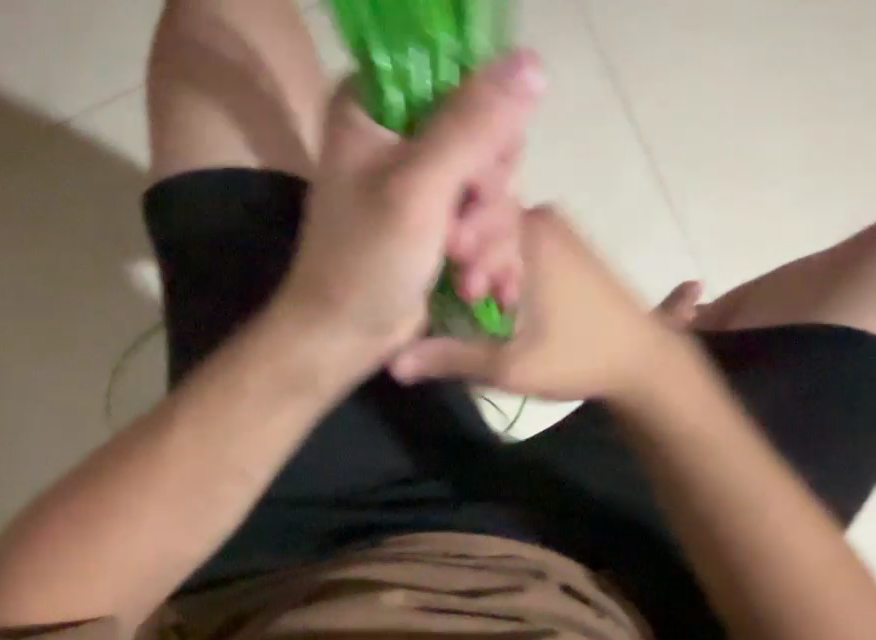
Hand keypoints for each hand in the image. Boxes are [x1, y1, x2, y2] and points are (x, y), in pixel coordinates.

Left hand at [275, 50, 544, 371]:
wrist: (342, 338)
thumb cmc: (364, 264)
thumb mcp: (418, 189)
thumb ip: (472, 126)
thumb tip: (532, 65)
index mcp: (376, 105)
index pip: (461, 81)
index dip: (482, 133)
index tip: (472, 184)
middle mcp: (402, 133)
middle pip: (490, 138)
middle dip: (485, 203)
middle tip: (458, 241)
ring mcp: (426, 181)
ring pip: (497, 187)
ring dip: (490, 240)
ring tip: (467, 278)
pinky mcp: (443, 223)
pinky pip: (493, 222)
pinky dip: (492, 258)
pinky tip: (484, 289)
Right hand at [388, 207, 701, 403]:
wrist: (642, 361)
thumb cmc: (578, 357)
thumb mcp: (509, 366)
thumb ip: (450, 358)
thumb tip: (392, 363)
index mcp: (528, 232)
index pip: (466, 212)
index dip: (445, 246)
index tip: (438, 282)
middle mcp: (539, 216)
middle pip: (477, 218)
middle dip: (458, 253)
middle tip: (451, 293)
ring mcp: (553, 228)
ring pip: (493, 230)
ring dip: (475, 261)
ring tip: (466, 298)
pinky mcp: (560, 245)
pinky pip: (511, 240)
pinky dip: (493, 262)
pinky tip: (481, 293)